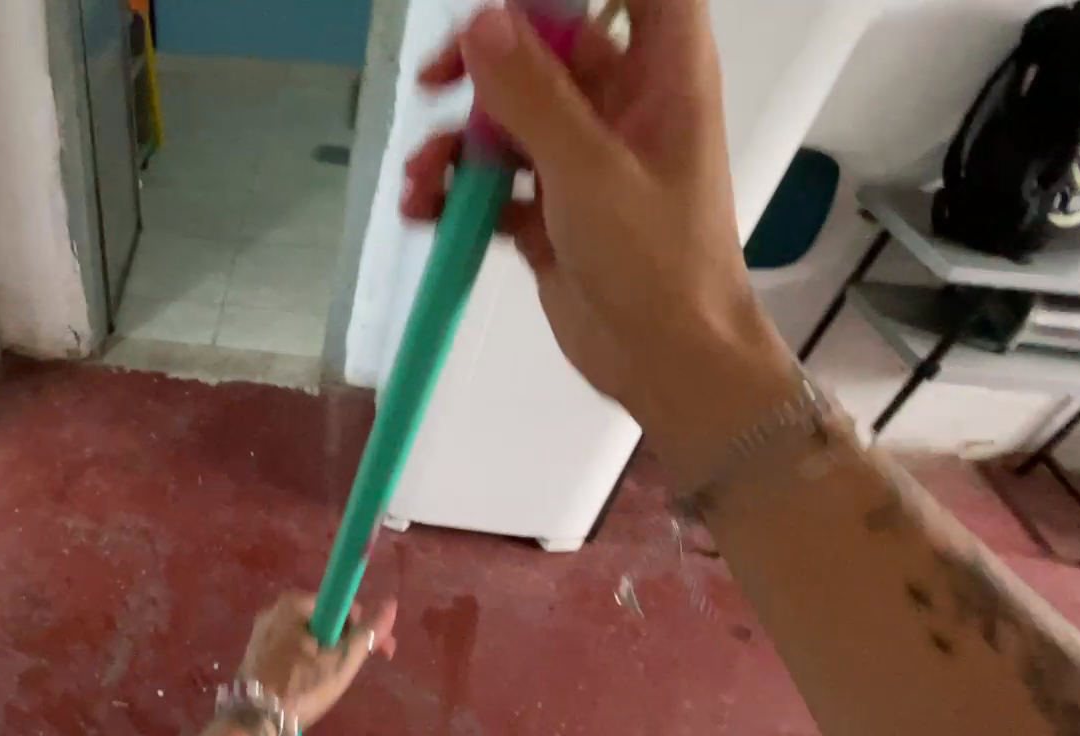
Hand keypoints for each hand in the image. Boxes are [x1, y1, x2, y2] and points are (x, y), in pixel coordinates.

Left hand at [238, 593, 396, 729]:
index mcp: (293, 604)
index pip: (343, 607)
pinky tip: (311, 681)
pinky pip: (292, 647)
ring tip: (334, 680)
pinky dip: (307, 660)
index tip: (381, 652)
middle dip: (347, 642)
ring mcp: (262, 631)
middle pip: (325, 621)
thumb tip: (391, 604)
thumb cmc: (301, 688)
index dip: (365, 629)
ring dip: (328, 653)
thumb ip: (368, 633)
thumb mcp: (341, 662)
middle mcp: (274, 609)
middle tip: (359, 670)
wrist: (254, 722)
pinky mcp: (256, 651)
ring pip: (309, 636)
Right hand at [401, 1, 796, 463]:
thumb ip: (532, 97)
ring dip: (458, 147)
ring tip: (417, 183)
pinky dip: (460, 197)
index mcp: (660, 73)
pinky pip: (497, 187)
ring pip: (510, 127)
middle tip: (427, 88)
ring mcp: (581, 165)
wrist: (662, 357)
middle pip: (547, 54)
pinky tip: (425, 213)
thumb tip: (480, 23)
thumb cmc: (651, 259)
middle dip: (483, 71)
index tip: (500, 8)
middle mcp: (619, 108)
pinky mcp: (550, 215)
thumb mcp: (589, 170)